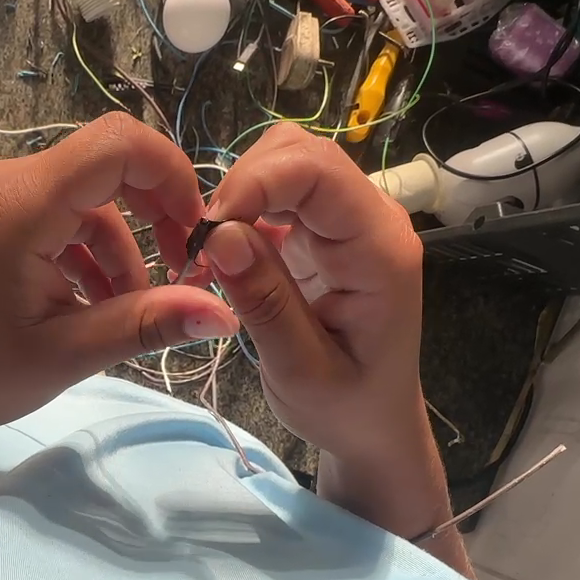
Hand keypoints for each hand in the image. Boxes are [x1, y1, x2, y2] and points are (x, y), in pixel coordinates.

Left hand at [0, 113, 236, 445]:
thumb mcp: (70, 352)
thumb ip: (148, 323)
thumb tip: (224, 314)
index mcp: (20, 204)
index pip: (117, 146)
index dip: (172, 176)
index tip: (196, 233)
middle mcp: (6, 182)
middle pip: (106, 165)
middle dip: (154, 213)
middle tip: (180, 271)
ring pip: (87, 200)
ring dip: (122, 249)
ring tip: (130, 310)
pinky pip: (60, 219)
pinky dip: (89, 255)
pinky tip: (97, 304)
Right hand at [198, 123, 426, 464]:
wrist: (372, 426)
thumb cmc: (344, 408)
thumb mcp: (299, 370)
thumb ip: (264, 301)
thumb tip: (219, 235)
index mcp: (378, 249)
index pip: (317, 171)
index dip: (253, 184)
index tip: (205, 235)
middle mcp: (368, 221)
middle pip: (299, 153)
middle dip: (239, 186)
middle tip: (200, 250)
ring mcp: (345, 224)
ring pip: (284, 167)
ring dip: (235, 199)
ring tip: (207, 258)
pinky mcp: (321, 236)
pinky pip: (276, 199)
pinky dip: (238, 217)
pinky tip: (219, 261)